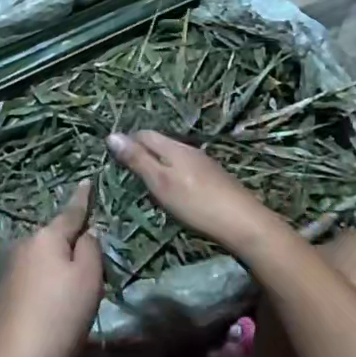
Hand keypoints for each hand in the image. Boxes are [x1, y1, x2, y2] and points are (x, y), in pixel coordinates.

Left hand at [0, 181, 102, 356]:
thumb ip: (91, 248)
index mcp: (46, 236)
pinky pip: (36, 274)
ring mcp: (13, 268)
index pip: (71, 212)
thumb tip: (85, 233)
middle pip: (56, 235)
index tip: (86, 181)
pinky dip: (49, 279)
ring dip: (60, 262)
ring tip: (78, 282)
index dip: (82, 198)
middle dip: (72, 238)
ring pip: (45, 256)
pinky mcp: (8, 292)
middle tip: (94, 251)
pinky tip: (57, 299)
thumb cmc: (60, 313)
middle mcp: (25, 245)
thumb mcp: (89, 277)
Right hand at [106, 131, 290, 254]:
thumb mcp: (160, 182)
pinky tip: (172, 189)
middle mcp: (189, 149)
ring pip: (173, 156)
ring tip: (144, 180)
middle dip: (141, 150)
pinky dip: (172, 173)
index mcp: (173, 147)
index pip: (144, 133)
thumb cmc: (195, 203)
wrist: (243, 223)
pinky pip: (185, 168)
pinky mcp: (213, 178)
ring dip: (157, 162)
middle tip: (125, 169)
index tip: (112, 156)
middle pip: (159, 142)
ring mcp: (204, 164)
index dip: (127, 140)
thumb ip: (137, 159)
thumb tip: (111, 135)